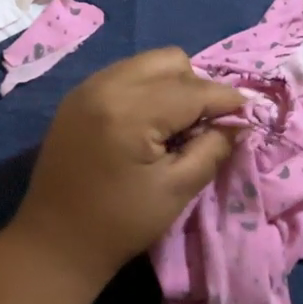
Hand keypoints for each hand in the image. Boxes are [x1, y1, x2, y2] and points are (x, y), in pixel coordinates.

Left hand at [11, 47, 244, 283]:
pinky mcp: (77, 94)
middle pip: (170, 60)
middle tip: (206, 122)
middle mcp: (107, 85)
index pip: (191, 89)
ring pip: (147, 62)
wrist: (53, 242)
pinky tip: (149, 121)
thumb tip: (238, 123)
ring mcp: (88, 85)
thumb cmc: (119, 224)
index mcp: (130, 110)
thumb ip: (211, 150)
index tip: (248, 110)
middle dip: (196, 85)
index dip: (225, 99)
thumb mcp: (175, 191)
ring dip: (171, 83)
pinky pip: (125, 72)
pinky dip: (146, 87)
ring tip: (178, 123)